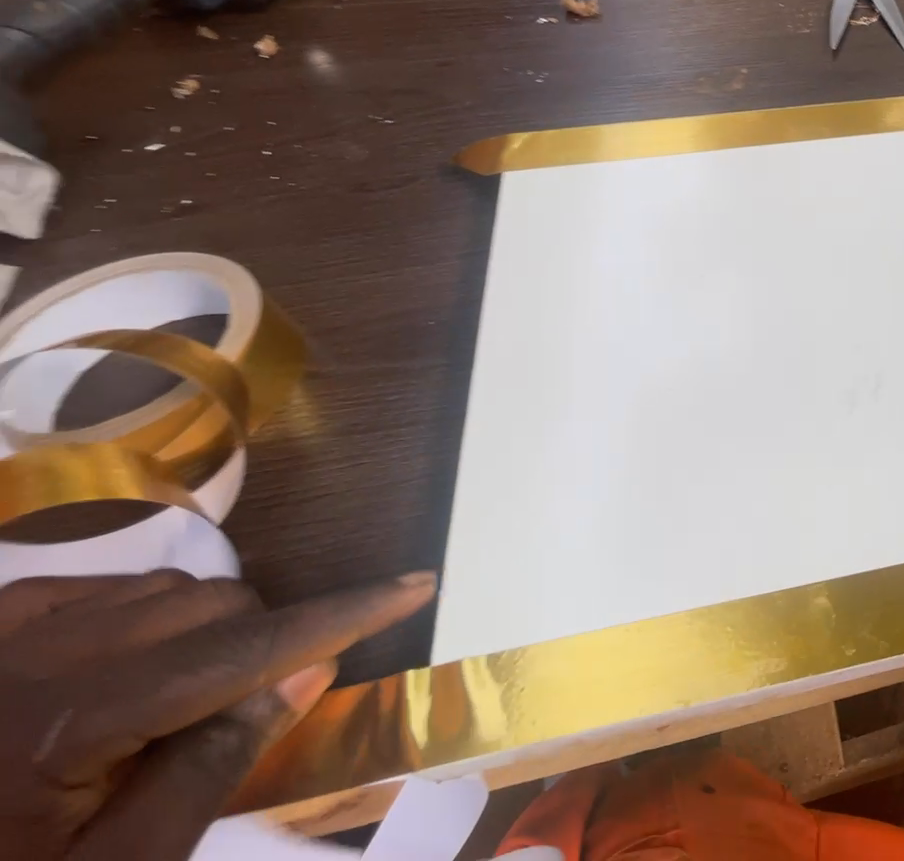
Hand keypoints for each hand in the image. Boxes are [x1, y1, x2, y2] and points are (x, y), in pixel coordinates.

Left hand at [0, 569, 436, 860]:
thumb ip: (214, 764)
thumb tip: (311, 666)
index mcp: (59, 727)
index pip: (242, 651)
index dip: (342, 615)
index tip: (418, 584)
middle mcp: (20, 661)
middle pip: (206, 603)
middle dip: (259, 637)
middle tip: (251, 704)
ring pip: (156, 586)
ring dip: (201, 625)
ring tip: (175, 698)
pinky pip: (83, 585)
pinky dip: (133, 610)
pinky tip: (118, 659)